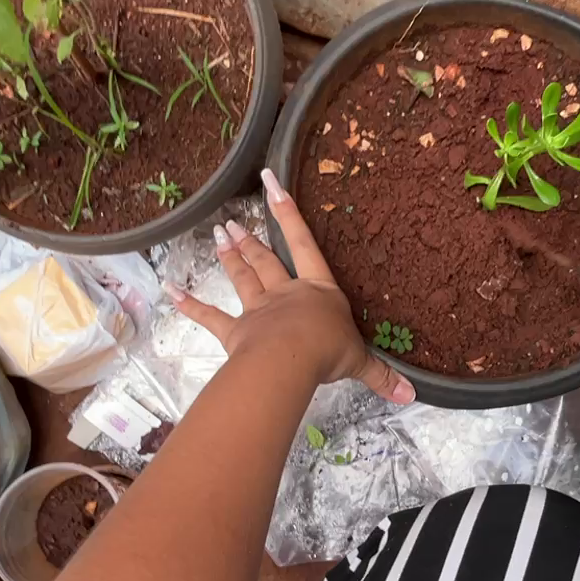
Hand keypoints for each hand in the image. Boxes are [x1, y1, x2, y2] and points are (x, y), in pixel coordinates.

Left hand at [169, 168, 415, 403]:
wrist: (292, 361)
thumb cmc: (328, 352)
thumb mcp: (360, 362)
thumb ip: (381, 375)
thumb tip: (410, 395)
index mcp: (319, 292)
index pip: (305, 246)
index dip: (289, 214)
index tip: (271, 185)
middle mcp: (287, 294)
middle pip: (267, 261)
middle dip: (252, 239)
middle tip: (233, 221)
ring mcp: (259, 311)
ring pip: (243, 279)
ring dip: (231, 258)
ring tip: (218, 236)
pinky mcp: (237, 332)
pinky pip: (210, 317)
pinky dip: (189, 304)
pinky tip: (169, 289)